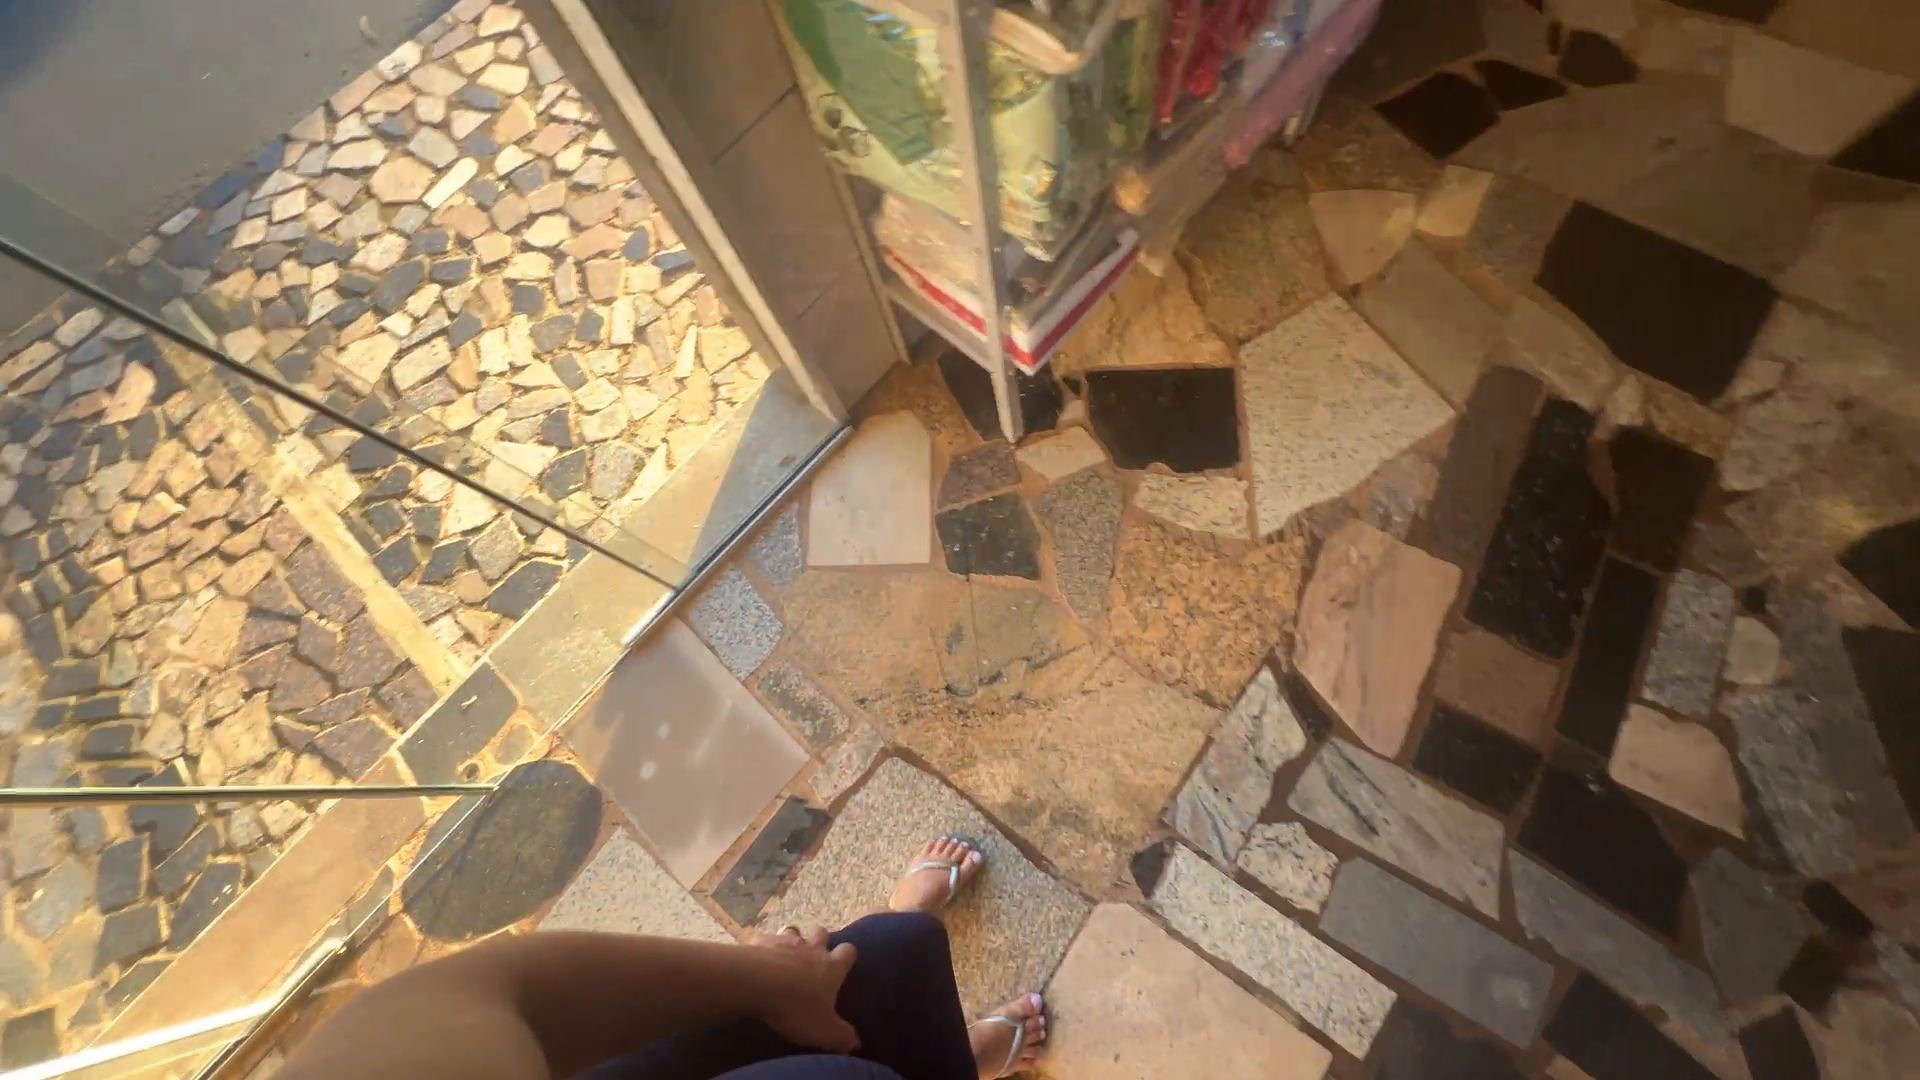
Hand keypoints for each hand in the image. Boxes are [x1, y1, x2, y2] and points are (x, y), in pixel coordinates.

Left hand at [749, 927, 859, 1052]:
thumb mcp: (824, 1030)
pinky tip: (760, 956)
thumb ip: (842, 1035)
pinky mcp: (764, 941)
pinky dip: (766, 946)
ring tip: (786, 955)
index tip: (844, 964)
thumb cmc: (797, 1006)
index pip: (848, 952)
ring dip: (793, 941)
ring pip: (795, 932)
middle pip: (822, 934)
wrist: (760, 983)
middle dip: (820, 941)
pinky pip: (767, 938)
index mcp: (831, 966)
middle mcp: (813, 948)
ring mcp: (788, 941)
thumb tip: (856, 1043)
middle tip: (813, 957)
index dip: (847, 956)